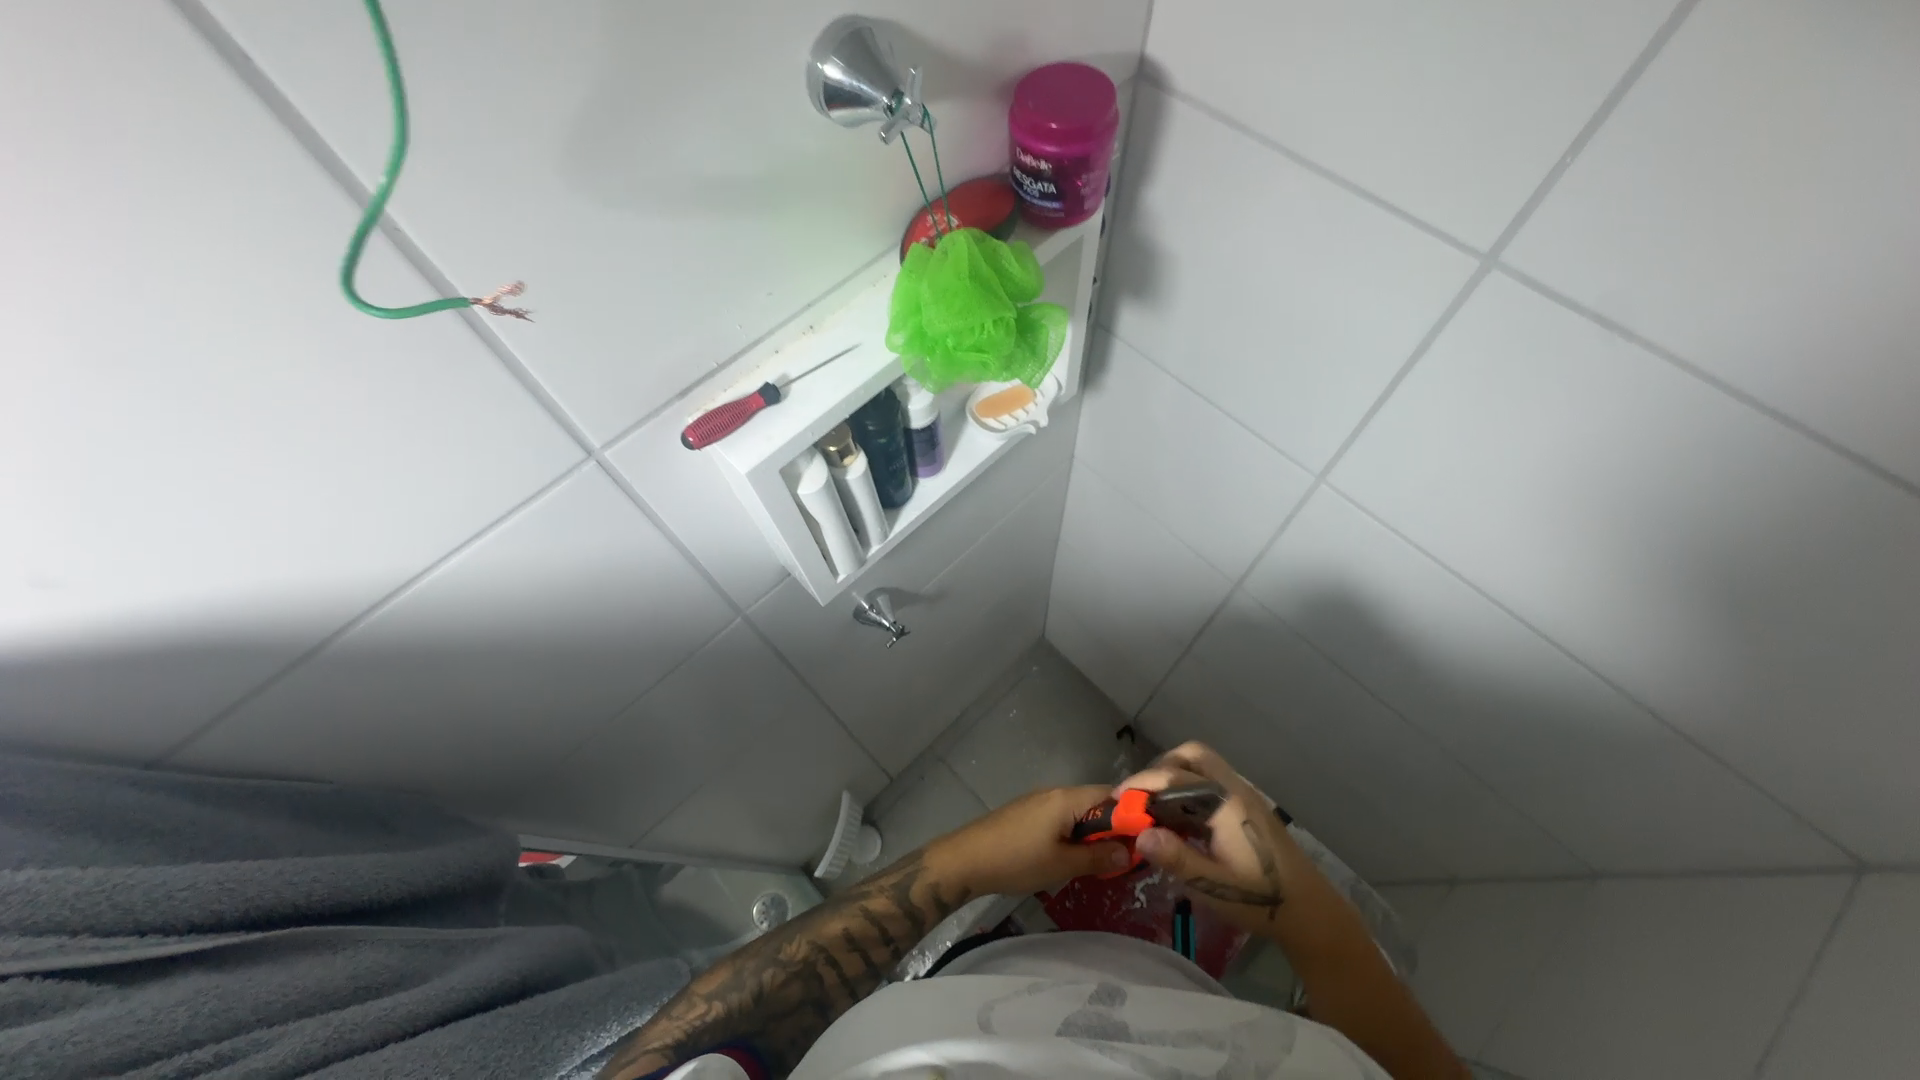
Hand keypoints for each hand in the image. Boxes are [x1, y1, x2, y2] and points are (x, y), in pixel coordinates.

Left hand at [923, 785, 1132, 896]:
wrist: (964, 860)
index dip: (1134, 814)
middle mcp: (1056, 792)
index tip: (1149, 838)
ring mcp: (1040, 802)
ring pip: (1079, 813)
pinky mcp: (1028, 815)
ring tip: (1106, 861)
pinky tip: (1076, 857)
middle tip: (1129, 857)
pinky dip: (1075, 834)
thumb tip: (1130, 852)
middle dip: (1115, 828)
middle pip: (1097, 803)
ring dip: (1094, 833)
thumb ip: (1098, 857)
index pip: (1113, 795)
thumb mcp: (1062, 864)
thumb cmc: (1016, 860)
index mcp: (1067, 798)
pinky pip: (1062, 819)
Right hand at [1117, 741, 1309, 936]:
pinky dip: (1190, 788)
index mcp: (1226, 803)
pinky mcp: (1250, 808)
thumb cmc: (1260, 899)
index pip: (1175, 776)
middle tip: (1141, 797)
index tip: (1117, 798)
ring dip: (1176, 776)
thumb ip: (1175, 858)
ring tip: (1156, 809)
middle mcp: (1236, 789)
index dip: (1141, 783)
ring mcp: (1246, 796)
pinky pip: (1213, 782)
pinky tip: (1181, 821)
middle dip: (1161, 768)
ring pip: (1204, 766)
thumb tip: (1139, 834)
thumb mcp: (1212, 886)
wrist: (1311, 912)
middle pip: (1193, 755)